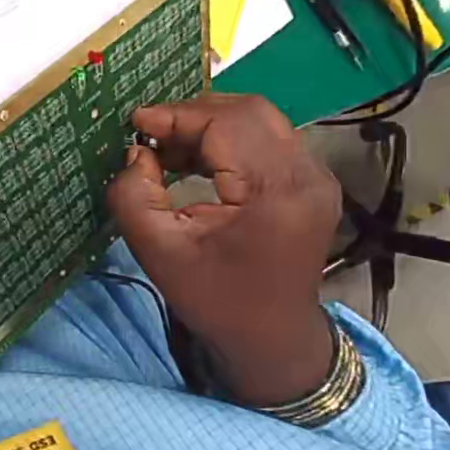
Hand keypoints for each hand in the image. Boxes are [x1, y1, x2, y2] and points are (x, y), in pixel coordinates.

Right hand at [104, 94, 340, 405]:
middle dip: (192, 115)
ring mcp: (316, 176)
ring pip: (259, 120)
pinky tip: (197, 160)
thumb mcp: (158, 251)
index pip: (226, 123)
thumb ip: (134, 196)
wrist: (272, 338)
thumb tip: (138, 152)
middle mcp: (306, 174)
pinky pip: (266, 138)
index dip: (176, 115)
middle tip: (152, 135)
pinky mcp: (311, 182)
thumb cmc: (215, 299)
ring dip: (209, 125)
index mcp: (275, 191)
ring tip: (170, 149)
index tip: (136, 124)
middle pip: (248, 111)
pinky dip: (227, 139)